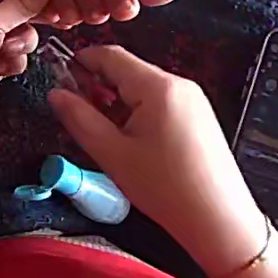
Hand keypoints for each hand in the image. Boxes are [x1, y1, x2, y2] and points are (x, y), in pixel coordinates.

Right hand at [47, 46, 266, 274]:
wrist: (220, 222)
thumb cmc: (168, 189)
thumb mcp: (111, 153)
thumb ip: (78, 117)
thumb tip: (57, 94)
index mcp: (158, 87)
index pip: (110, 55)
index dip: (80, 62)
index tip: (60, 78)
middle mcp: (179, 85)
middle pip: (126, 70)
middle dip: (97, 86)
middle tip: (78, 112)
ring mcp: (192, 100)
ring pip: (140, 86)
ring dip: (115, 101)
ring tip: (105, 133)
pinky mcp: (197, 116)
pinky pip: (157, 101)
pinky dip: (136, 111)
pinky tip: (130, 140)